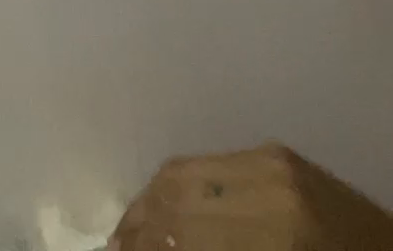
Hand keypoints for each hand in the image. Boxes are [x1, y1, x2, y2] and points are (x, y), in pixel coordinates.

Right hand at [109, 145, 392, 250]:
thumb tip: (153, 250)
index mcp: (278, 236)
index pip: (183, 233)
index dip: (142, 245)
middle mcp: (269, 186)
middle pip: (174, 198)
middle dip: (136, 226)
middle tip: (114, 246)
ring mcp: (271, 160)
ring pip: (182, 172)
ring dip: (147, 202)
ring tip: (129, 229)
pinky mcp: (275, 152)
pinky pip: (206, 162)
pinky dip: (174, 185)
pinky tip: (162, 207)